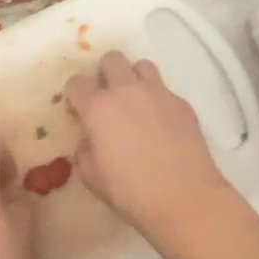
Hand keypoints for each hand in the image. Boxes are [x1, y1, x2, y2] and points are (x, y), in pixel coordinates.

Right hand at [63, 52, 236, 239]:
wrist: (184, 198)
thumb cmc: (131, 192)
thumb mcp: (92, 177)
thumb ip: (84, 152)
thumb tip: (88, 141)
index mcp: (98, 108)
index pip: (76, 83)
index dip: (74, 96)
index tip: (78, 113)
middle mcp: (127, 91)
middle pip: (111, 59)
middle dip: (104, 74)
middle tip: (107, 99)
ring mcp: (158, 93)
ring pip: (142, 66)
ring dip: (133, 78)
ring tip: (135, 103)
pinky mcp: (182, 103)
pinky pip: (164, 89)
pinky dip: (157, 99)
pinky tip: (160, 124)